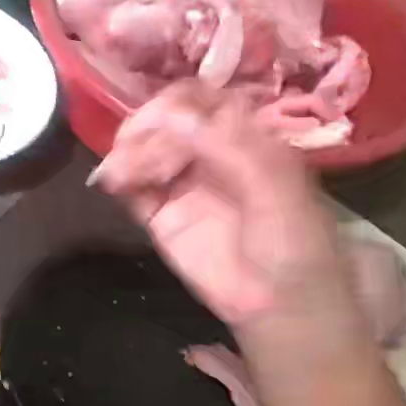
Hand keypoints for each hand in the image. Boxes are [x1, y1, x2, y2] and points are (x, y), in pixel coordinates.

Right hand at [90, 80, 350, 325]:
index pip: (204, 102)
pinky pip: (132, 189)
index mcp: (246, 140)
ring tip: (121, 174)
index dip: (176, 102)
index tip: (155, 117)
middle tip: (131, 147)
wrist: (278, 302)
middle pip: (165, 124)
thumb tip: (169, 116)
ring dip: (127, 154)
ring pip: (143, 152)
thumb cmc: (293, 242)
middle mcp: (210, 156)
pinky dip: (118, 180)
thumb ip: (227, 148)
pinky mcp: (158, 216)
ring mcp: (182, 186)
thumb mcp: (274, 187)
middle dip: (145, 129)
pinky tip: (112, 183)